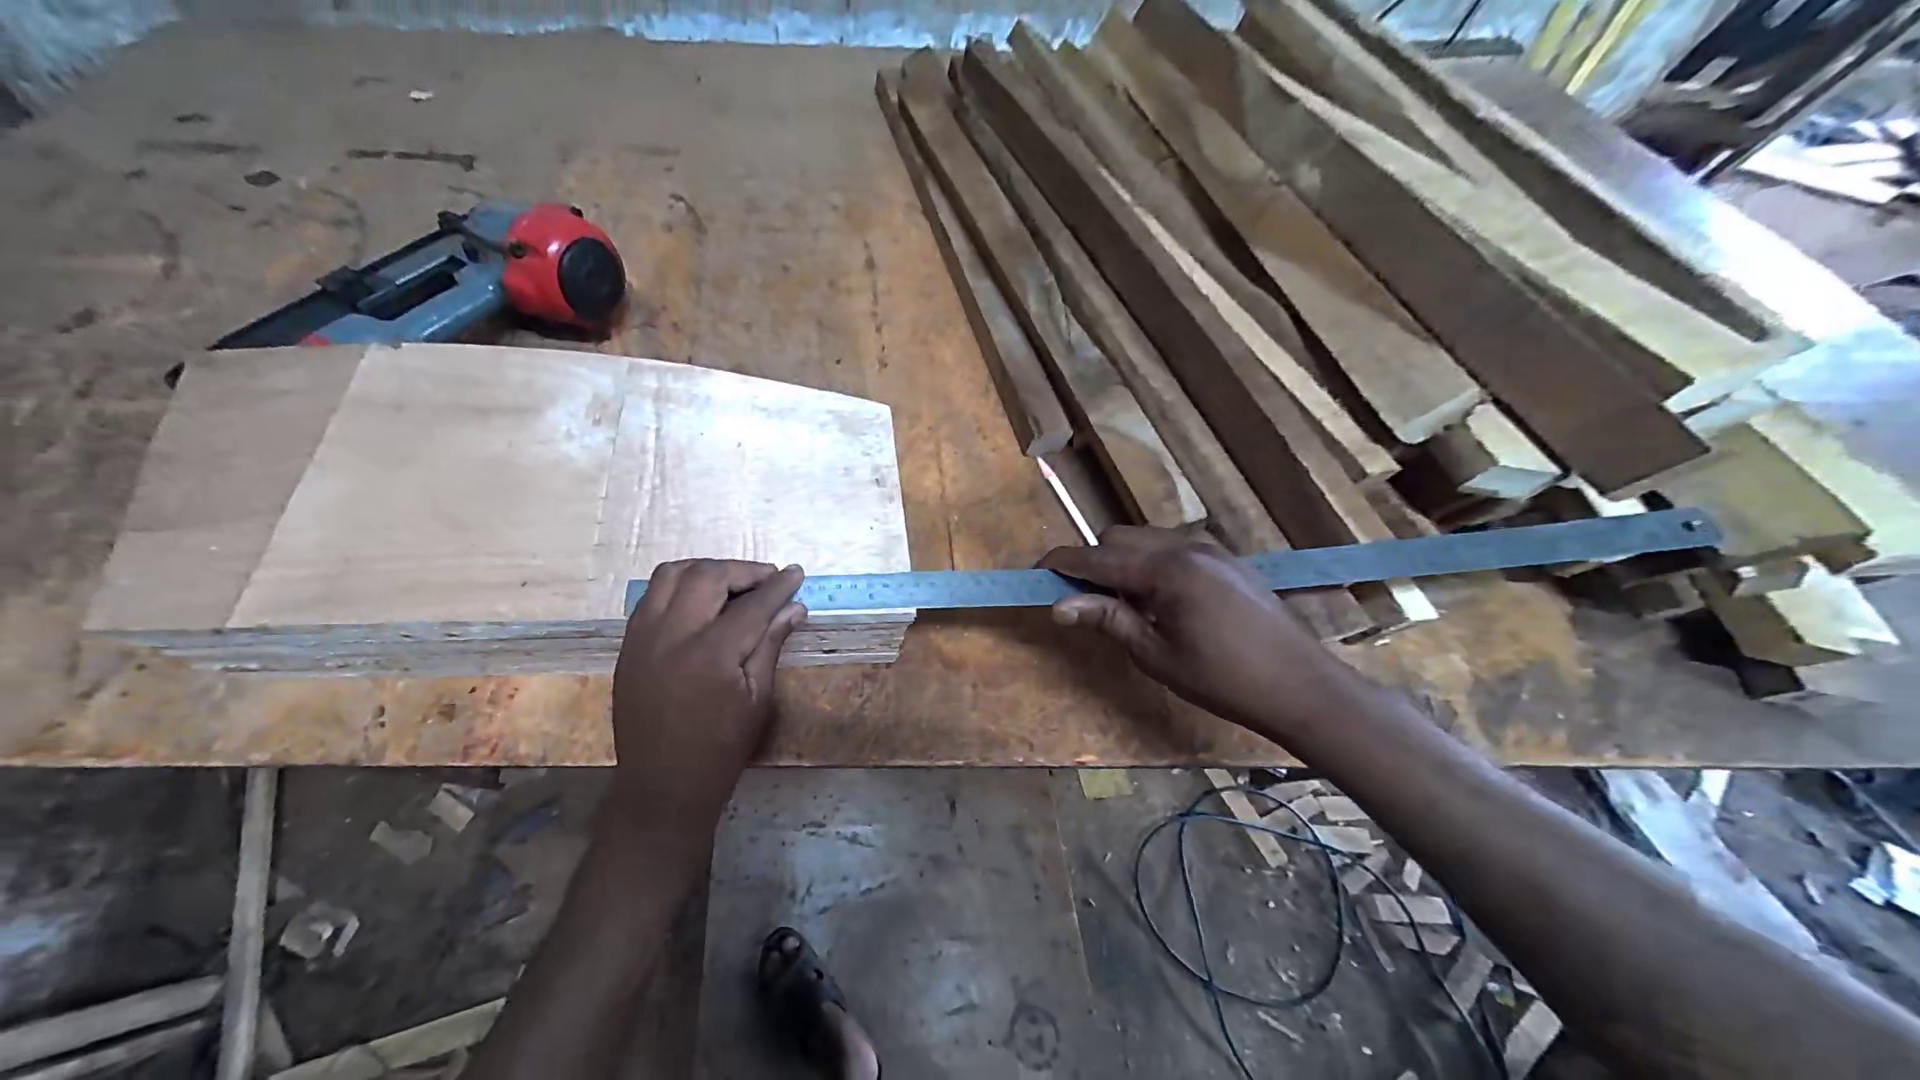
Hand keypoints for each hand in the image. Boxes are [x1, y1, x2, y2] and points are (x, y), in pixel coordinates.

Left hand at [609, 559, 805, 825]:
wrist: (662, 784)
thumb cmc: (721, 747)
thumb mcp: (758, 699)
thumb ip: (771, 644)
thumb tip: (793, 607)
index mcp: (711, 654)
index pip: (751, 604)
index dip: (778, 586)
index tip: (796, 572)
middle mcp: (672, 635)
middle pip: (708, 576)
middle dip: (742, 571)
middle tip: (767, 579)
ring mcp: (643, 637)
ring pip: (671, 575)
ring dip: (706, 570)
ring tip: (732, 582)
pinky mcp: (628, 644)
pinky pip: (652, 596)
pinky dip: (679, 586)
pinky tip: (700, 600)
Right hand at [1037, 527, 1348, 729]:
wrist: (1301, 685)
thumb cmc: (1223, 679)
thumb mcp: (1156, 655)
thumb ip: (1108, 620)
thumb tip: (1059, 606)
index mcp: (1167, 570)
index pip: (1099, 558)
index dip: (1063, 563)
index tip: (1036, 572)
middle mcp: (1187, 547)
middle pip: (1119, 538)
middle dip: (1093, 561)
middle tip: (1084, 601)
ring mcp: (1211, 550)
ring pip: (1146, 539)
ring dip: (1122, 562)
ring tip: (1125, 606)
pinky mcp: (1225, 560)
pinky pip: (1172, 548)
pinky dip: (1151, 564)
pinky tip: (1160, 602)